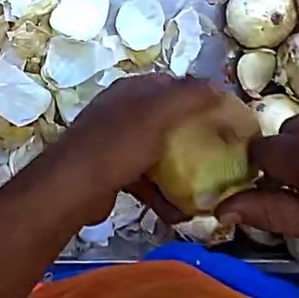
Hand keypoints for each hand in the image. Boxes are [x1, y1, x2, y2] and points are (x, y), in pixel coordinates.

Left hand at [23, 73, 222, 227]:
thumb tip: (217, 86)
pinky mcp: (115, 171)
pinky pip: (147, 178)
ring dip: (181, 170)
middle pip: (169, 120)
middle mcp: (124, 112)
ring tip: (206, 189)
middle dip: (194, 138)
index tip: (226, 119)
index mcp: (133, 91)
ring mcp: (118, 143)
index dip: (201, 99)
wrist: (72, 190)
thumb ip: (187, 97)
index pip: (174, 86)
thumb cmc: (115, 145)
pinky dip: (163, 192)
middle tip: (222, 156)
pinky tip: (179, 211)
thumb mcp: (156, 115)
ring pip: (160, 152)